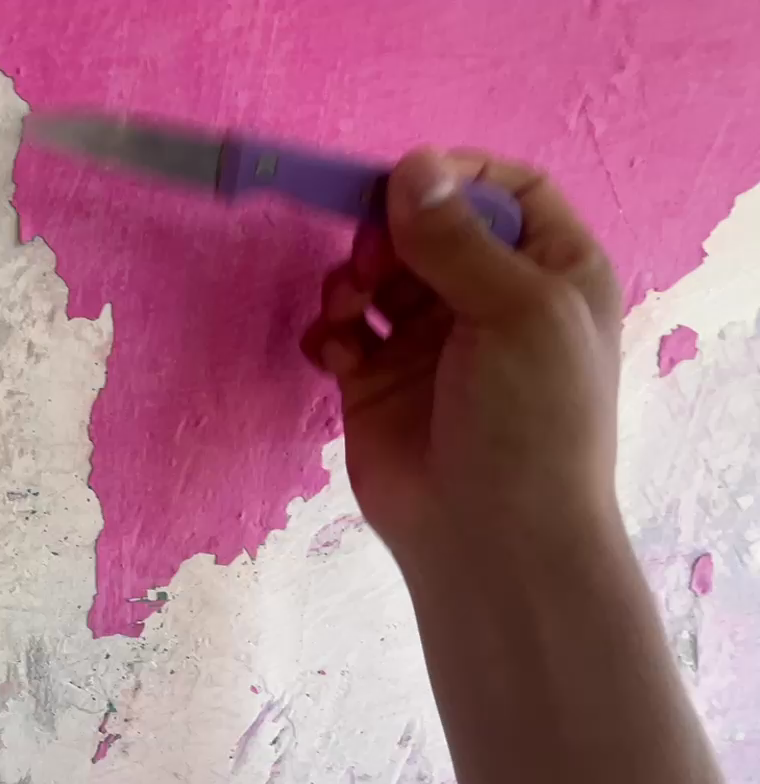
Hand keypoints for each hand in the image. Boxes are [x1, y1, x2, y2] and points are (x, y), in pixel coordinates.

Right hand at [302, 149, 622, 570]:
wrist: (480, 525)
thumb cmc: (526, 415)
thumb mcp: (511, 312)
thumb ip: (454, 241)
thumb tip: (410, 164)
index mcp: (548, 271)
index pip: (502, 195)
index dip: (451, 181)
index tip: (395, 186)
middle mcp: (485, 300)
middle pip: (424, 236)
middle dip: (386, 240)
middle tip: (366, 263)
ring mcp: (423, 343)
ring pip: (373, 284)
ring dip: (349, 287)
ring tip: (345, 311)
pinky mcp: (370, 381)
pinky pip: (340, 336)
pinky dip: (328, 336)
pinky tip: (333, 354)